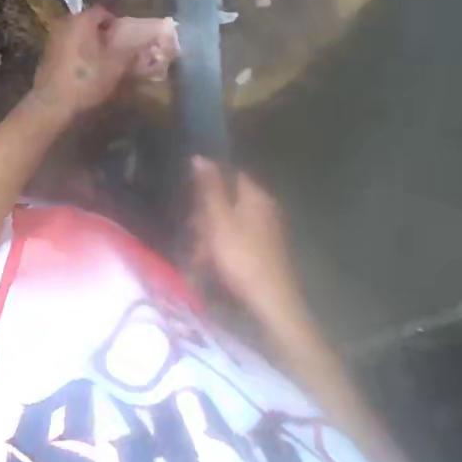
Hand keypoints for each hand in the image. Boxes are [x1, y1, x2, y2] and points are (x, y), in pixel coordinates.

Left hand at [25, 7, 142, 122]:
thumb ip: (131, 52)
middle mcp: (64, 24)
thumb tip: (144, 46)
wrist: (53, 102)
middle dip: (101, 32)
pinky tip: (84, 68)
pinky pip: (66, 46)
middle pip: (87, 22)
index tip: (125, 36)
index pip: (101, 11)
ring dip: (88, 42)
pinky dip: (77, 52)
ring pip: (76, 34)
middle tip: (115, 48)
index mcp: (82, 21)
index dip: (115, 21)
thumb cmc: (87, 79)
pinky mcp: (46, 54)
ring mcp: (52, 38)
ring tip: (102, 59)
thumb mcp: (116, 66)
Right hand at [189, 157, 306, 324]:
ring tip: (199, 255)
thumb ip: (208, 187)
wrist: (272, 304)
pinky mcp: (264, 251)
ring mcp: (266, 231)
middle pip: (227, 199)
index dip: (206, 182)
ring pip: (229, 222)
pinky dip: (222, 248)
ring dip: (210, 235)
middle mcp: (265, 209)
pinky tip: (211, 264)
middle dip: (205, 214)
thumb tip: (200, 156)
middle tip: (193, 231)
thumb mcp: (218, 219)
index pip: (229, 173)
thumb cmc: (241, 256)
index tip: (188, 196)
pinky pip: (236, 240)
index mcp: (256, 196)